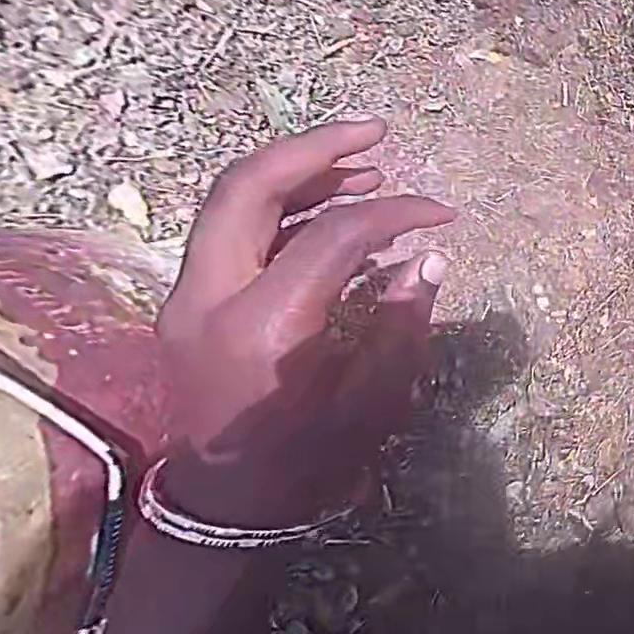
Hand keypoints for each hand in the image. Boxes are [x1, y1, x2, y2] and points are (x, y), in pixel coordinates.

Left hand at [154, 118, 453, 526]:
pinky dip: (290, 208)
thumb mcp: (378, 397)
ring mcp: (191, 294)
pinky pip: (239, 231)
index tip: (442, 215)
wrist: (230, 501)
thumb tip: (429, 257)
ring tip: (368, 168)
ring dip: (301, 172)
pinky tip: (338, 212)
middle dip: (316, 148)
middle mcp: (211, 295)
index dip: (397, 213)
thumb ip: (403, 320)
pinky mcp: (195, 299)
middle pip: (246, 187)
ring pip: (233, 201)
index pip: (336, 235)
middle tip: (377, 132)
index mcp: (267, 325)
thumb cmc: (315, 454)